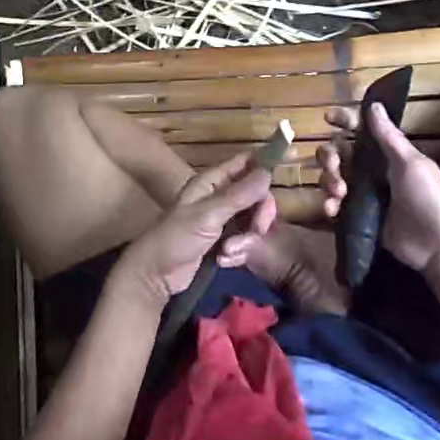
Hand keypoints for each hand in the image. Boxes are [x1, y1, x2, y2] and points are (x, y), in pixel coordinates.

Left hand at [115, 151, 276, 304]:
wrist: (153, 277)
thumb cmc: (175, 239)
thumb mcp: (208, 215)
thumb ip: (239, 195)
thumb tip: (268, 172)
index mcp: (211, 181)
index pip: (244, 162)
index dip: (264, 162)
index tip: (286, 165)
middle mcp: (218, 196)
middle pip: (255, 193)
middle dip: (260, 212)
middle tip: (259, 228)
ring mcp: (221, 219)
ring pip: (252, 218)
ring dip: (247, 236)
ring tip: (230, 252)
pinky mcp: (222, 240)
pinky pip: (244, 238)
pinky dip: (239, 249)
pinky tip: (225, 260)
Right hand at [316, 102, 439, 273]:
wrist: (435, 246)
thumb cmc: (428, 198)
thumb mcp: (410, 164)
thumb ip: (388, 136)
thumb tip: (374, 104)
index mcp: (389, 153)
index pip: (362, 130)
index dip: (346, 120)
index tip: (329, 117)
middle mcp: (374, 170)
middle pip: (340, 153)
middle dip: (331, 157)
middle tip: (336, 169)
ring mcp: (365, 194)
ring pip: (334, 177)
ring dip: (329, 180)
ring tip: (338, 194)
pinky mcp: (358, 217)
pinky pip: (336, 204)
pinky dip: (330, 205)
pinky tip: (332, 211)